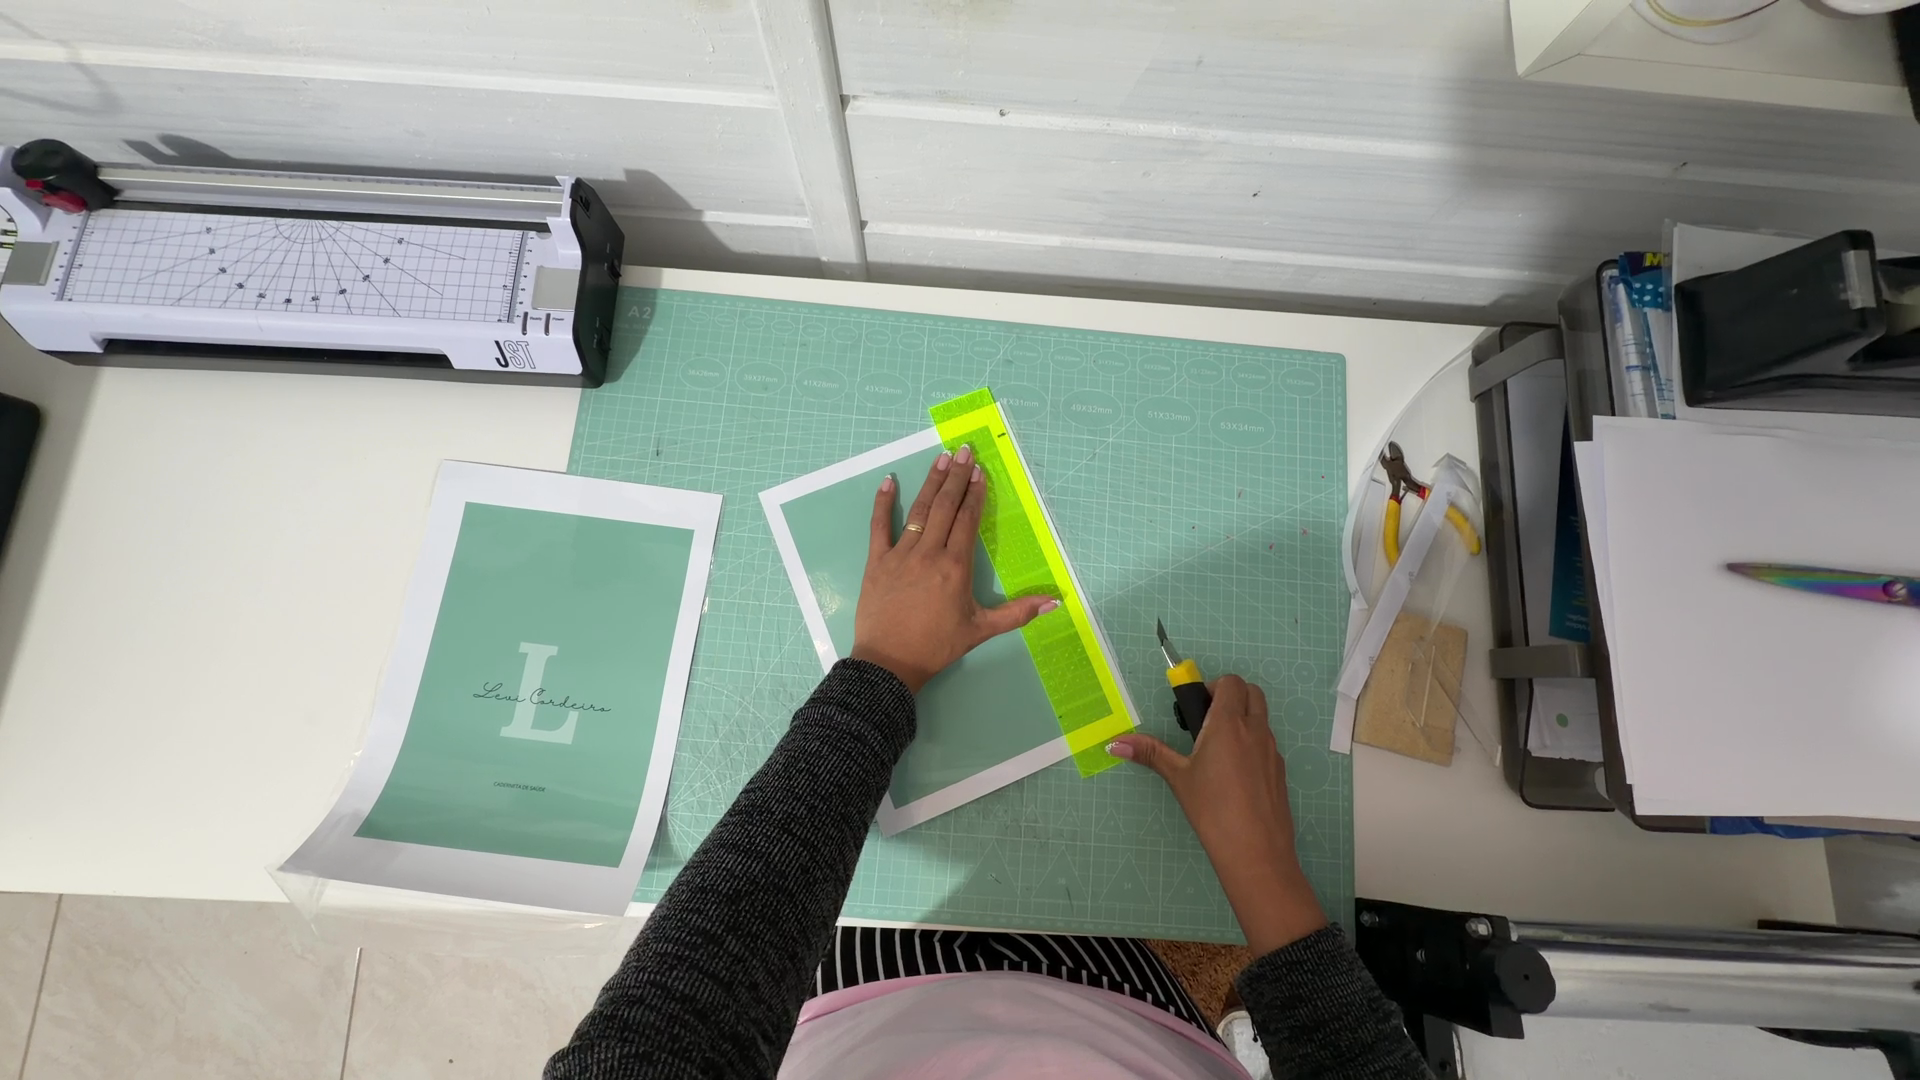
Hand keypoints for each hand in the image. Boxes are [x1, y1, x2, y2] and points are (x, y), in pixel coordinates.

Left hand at [851, 444, 1057, 693]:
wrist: (889, 663)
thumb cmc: (937, 646)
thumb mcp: (981, 630)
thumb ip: (1017, 613)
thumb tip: (1055, 602)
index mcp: (955, 567)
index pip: (967, 521)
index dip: (975, 494)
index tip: (980, 472)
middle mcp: (929, 553)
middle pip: (945, 507)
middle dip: (956, 477)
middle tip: (964, 451)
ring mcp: (901, 554)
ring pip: (918, 511)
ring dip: (931, 483)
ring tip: (941, 459)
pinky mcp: (877, 562)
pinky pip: (879, 526)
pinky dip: (883, 503)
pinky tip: (888, 481)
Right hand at [1108, 675, 1327, 955]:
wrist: (1257, 853)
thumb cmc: (1212, 809)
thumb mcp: (1178, 778)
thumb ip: (1150, 753)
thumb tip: (1115, 744)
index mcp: (1229, 724)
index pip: (1231, 682)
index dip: (1213, 686)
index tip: (1195, 707)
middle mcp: (1255, 730)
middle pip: (1252, 692)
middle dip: (1230, 695)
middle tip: (1206, 720)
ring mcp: (1272, 751)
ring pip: (1261, 718)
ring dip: (1242, 718)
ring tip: (1216, 749)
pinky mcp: (1280, 772)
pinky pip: (1266, 743)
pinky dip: (1251, 743)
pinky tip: (1233, 775)